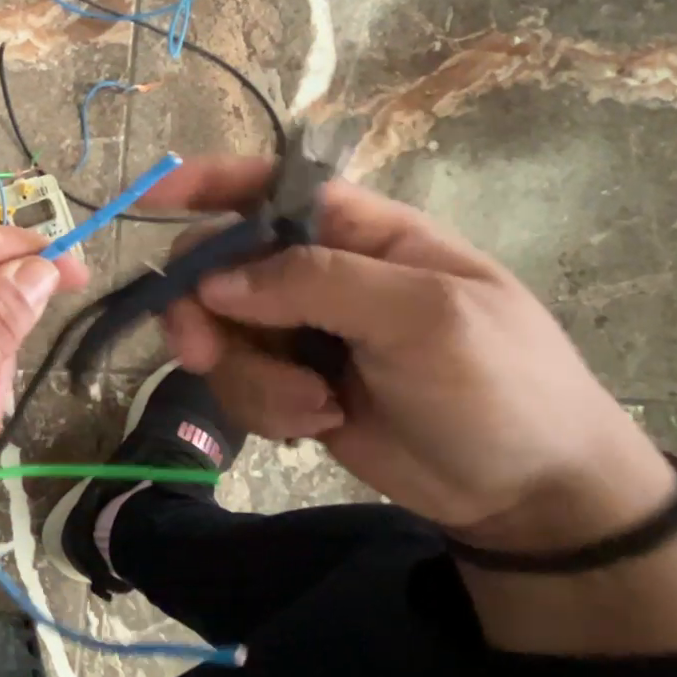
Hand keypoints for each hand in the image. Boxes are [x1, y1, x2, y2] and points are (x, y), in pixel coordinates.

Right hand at [148, 156, 672, 552]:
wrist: (526, 495)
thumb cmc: (500, 386)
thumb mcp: (424, 318)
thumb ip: (316, 283)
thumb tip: (213, 284)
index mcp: (360, 235)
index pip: (269, 187)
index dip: (208, 182)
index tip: (151, 197)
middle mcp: (316, 275)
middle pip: (217, 268)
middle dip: (200, 310)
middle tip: (199, 353)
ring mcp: (297, 331)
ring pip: (218, 333)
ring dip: (248, 376)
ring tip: (311, 408)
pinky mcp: (284, 383)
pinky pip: (233, 382)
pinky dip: (263, 408)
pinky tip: (316, 425)